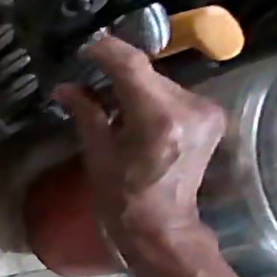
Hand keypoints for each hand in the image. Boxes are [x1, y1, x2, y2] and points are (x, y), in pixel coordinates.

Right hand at [51, 35, 225, 265]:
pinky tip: (132, 113)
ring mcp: (206, 112)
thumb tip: (64, 88)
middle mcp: (190, 108)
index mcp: (158, 118)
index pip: (132, 66)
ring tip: (107, 99)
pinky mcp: (211, 118)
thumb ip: (85, 113)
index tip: (85, 48)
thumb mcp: (97, 155)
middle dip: (117, 73)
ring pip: (160, 83)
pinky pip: (173, 96)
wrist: (160, 228)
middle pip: (148, 74)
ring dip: (134, 86)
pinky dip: (150, 98)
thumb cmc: (121, 199)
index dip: (106, 51)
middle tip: (88, 78)